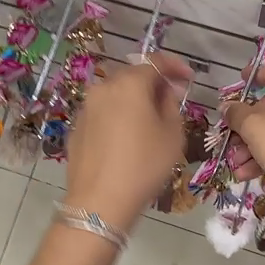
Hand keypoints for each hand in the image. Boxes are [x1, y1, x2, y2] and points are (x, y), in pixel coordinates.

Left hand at [63, 52, 190, 230]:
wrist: (99, 202)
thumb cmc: (144, 166)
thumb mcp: (172, 135)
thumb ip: (171, 105)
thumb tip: (165, 93)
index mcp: (129, 84)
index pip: (154, 62)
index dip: (174, 66)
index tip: (188, 76)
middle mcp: (102, 89)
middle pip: (131, 77)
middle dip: (153, 83)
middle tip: (170, 99)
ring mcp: (85, 109)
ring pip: (114, 96)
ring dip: (133, 101)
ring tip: (149, 121)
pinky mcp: (76, 129)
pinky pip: (102, 115)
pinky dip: (117, 118)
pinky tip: (126, 139)